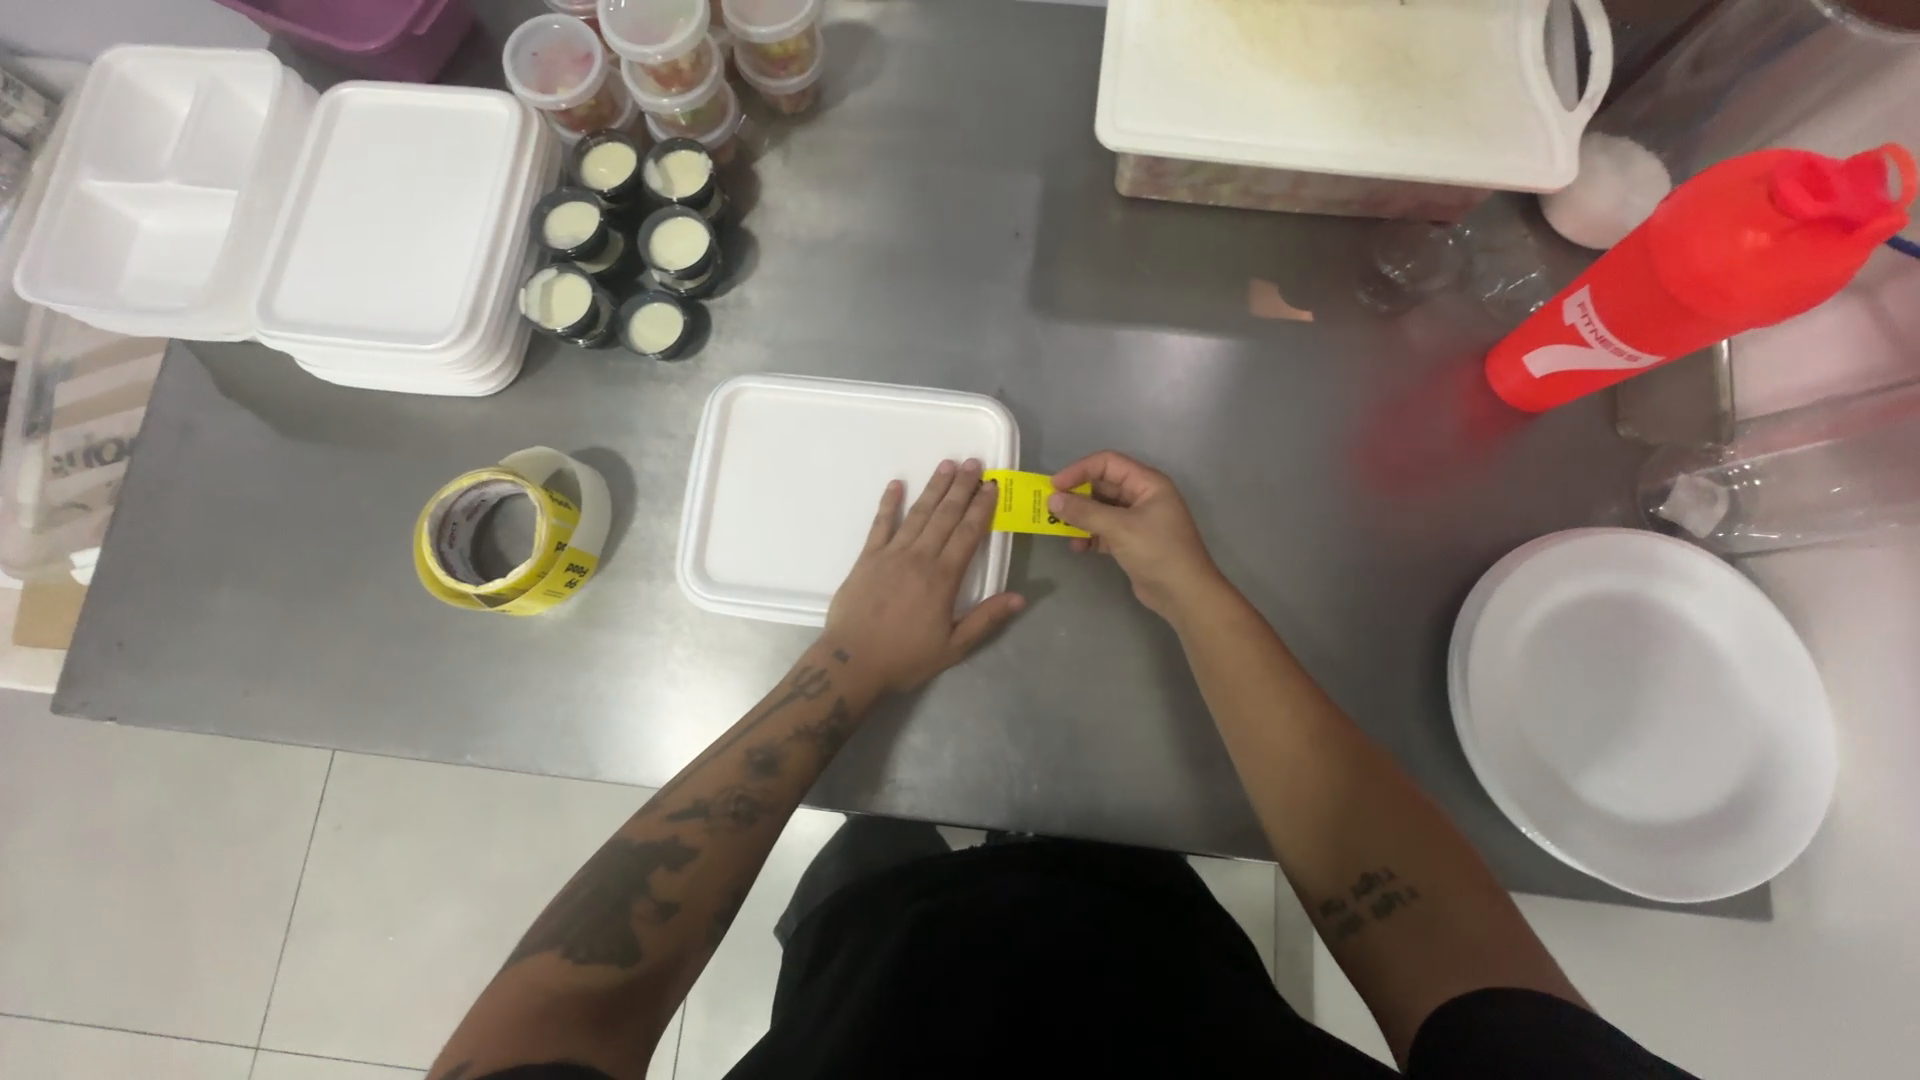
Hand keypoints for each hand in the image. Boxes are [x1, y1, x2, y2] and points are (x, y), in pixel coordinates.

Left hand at [825, 459, 1026, 692]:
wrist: (853, 662)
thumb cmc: (905, 658)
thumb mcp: (953, 647)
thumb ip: (986, 619)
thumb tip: (1020, 598)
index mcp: (943, 578)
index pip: (968, 534)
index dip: (982, 508)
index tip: (992, 486)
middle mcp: (919, 558)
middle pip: (945, 516)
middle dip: (962, 488)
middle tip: (974, 463)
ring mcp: (890, 554)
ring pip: (917, 514)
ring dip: (933, 488)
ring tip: (947, 465)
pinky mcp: (867, 558)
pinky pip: (880, 524)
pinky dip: (889, 503)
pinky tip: (896, 484)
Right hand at [1049, 451, 1224, 620]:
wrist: (1184, 594)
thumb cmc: (1157, 552)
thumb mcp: (1120, 528)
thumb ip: (1085, 512)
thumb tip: (1053, 500)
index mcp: (1147, 483)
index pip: (1108, 463)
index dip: (1079, 470)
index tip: (1054, 486)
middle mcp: (1143, 496)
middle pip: (1103, 485)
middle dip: (1077, 496)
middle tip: (1051, 508)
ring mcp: (1137, 520)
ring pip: (1101, 510)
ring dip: (1081, 518)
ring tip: (1060, 529)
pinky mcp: (1132, 542)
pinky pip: (1104, 530)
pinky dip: (1089, 536)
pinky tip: (1078, 548)